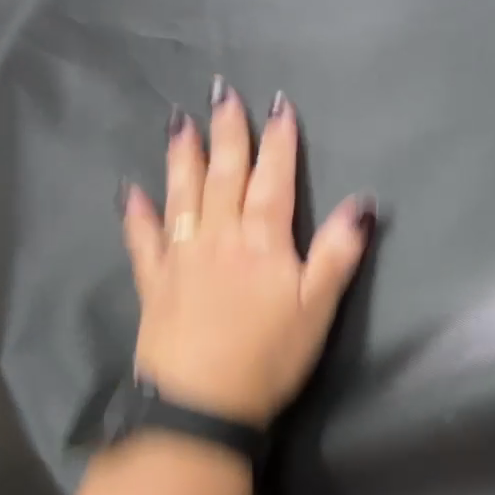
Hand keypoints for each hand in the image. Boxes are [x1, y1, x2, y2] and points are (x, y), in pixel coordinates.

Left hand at [120, 78, 371, 426]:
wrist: (201, 400)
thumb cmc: (272, 353)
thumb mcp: (319, 306)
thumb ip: (338, 252)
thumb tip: (361, 202)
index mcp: (263, 242)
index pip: (273, 182)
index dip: (279, 144)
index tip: (279, 107)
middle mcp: (218, 238)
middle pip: (224, 178)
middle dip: (228, 135)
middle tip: (222, 95)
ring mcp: (180, 258)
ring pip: (182, 196)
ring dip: (183, 158)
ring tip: (181, 124)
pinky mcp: (155, 283)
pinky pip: (144, 239)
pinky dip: (138, 213)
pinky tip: (133, 193)